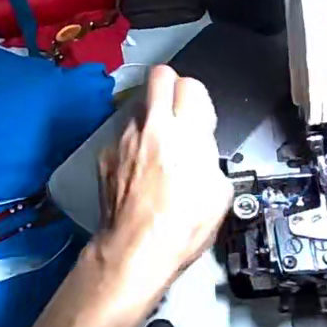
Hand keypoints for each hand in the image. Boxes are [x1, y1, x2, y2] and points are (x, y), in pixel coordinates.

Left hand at [90, 64, 231, 319]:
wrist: (136, 250)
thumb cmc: (180, 227)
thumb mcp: (220, 191)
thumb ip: (211, 157)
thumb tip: (203, 152)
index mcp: (187, 134)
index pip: (192, 85)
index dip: (198, 99)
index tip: (200, 116)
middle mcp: (153, 128)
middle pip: (160, 75)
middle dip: (171, 87)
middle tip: (178, 109)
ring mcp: (125, 139)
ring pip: (139, 105)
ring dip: (151, 117)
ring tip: (159, 147)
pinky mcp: (106, 155)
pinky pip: (122, 135)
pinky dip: (133, 144)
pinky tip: (140, 169)